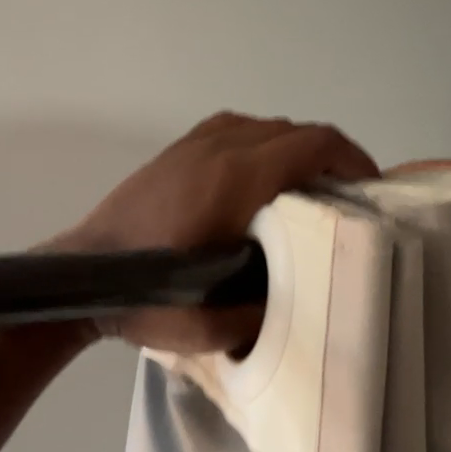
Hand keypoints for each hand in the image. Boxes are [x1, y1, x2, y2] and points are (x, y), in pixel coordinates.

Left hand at [52, 112, 379, 355]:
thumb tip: (304, 301)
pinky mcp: (176, 150)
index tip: (370, 189)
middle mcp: (219, 147)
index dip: (353, 159)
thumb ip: (267, 313)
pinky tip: (261, 178)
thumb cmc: (144, 299)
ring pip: (266, 126)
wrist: (80, 274)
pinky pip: (236, 128)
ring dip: (296, 149)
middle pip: (294, 130)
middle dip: (330, 157)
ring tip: (308, 189)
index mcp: (236, 178)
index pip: (313, 144)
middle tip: (345, 199)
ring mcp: (193, 143)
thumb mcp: (212, 326)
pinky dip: (264, 143)